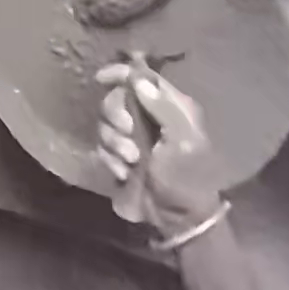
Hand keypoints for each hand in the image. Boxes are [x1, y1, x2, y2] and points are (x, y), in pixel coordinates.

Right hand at [96, 56, 224, 233]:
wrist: (176, 216)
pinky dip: (110, 158)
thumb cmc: (186, 176)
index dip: (121, 73)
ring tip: (131, 160)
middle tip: (127, 132)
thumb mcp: (182, 141)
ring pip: (105, 123)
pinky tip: (124, 172)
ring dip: (114, 142)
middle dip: (116, 115)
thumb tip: (137, 80)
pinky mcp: (118, 154)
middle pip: (116, 98)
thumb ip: (163, 108)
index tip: (102, 79)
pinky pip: (102, 146)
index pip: (142, 76)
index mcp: (171, 107)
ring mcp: (132, 136)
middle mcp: (149, 117)